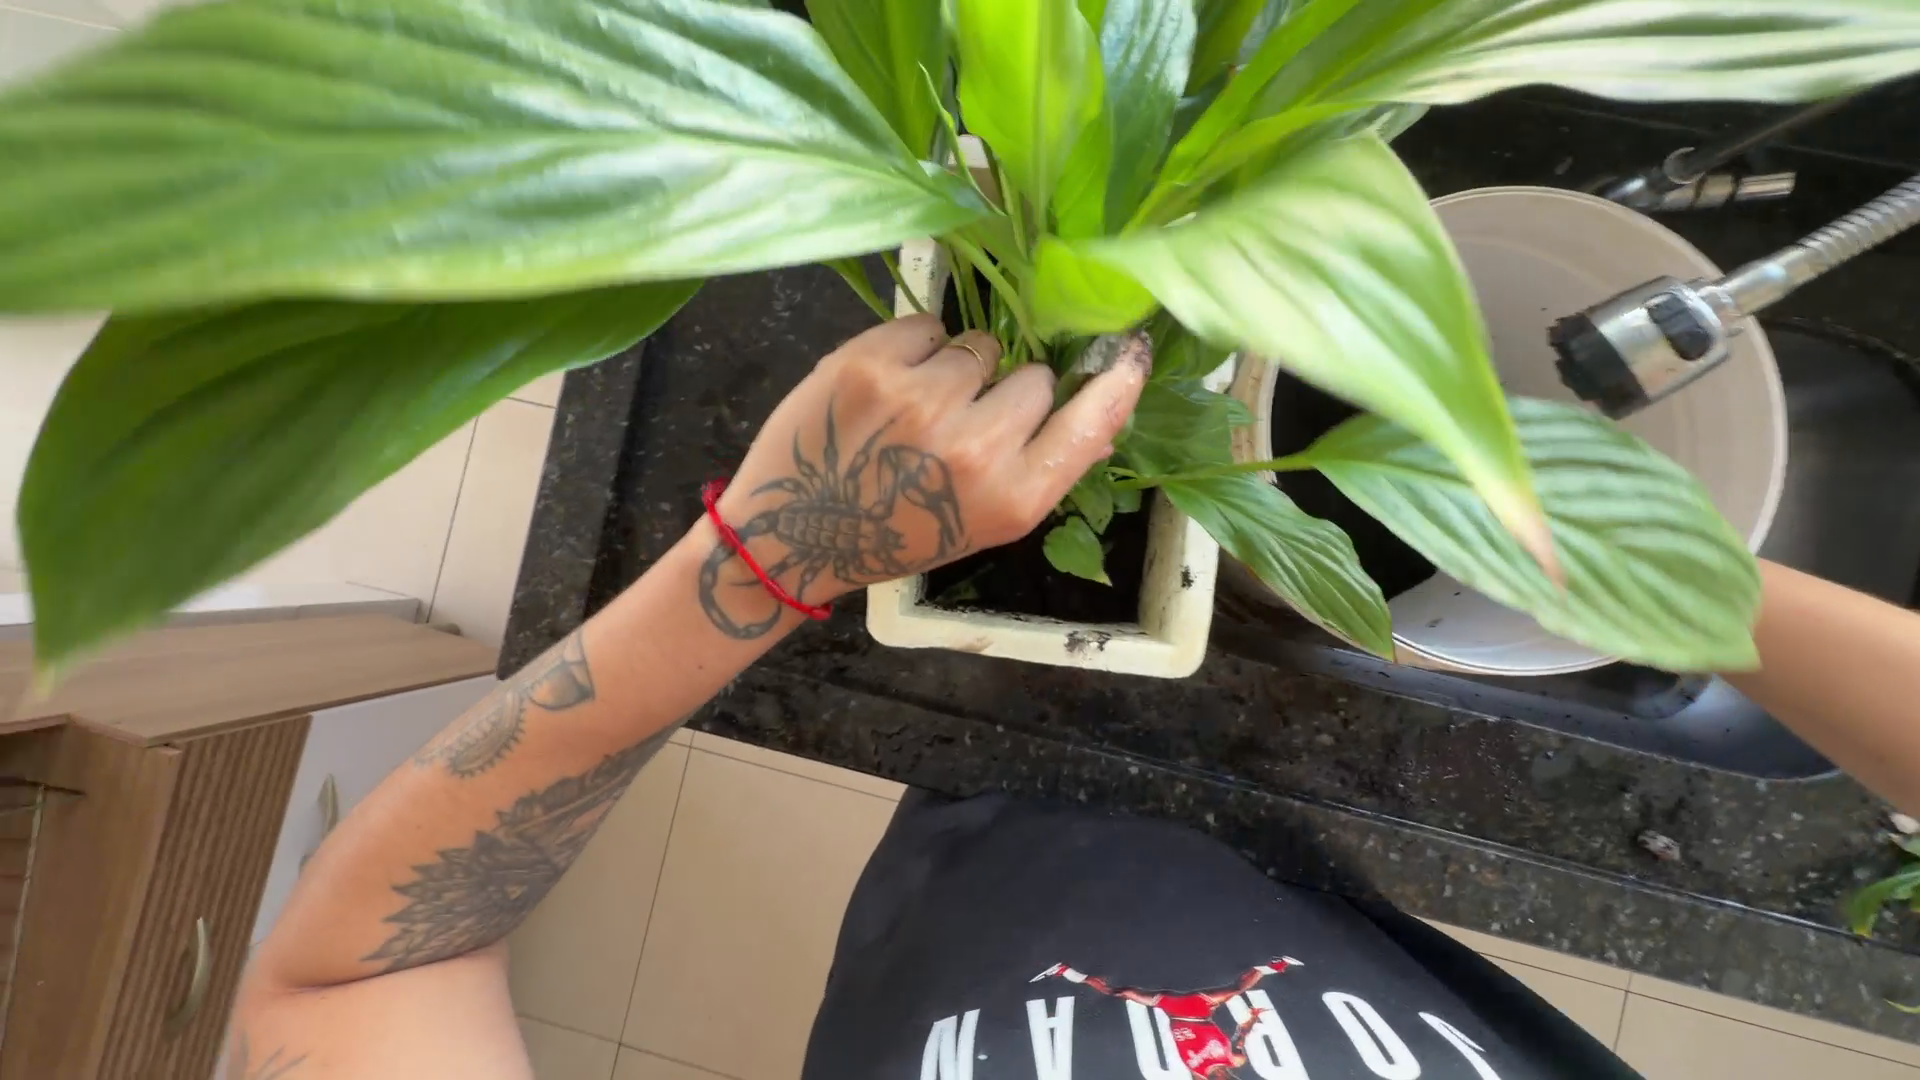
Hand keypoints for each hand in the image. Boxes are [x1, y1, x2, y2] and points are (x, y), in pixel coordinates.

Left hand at [696, 314, 1149, 638]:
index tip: (1129, 354)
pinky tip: (888, 390)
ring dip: (959, 371)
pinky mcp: (871, 362)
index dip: (1114, 384)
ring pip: (980, 347)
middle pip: (1034, 377)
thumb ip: (1044, 471)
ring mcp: (921, 400)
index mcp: (1011, 500)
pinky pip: (929, 326)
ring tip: (916, 411)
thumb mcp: (983, 526)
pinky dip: (914, 350)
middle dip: (1007, 394)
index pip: (1090, 423)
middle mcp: (975, 449)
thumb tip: (1105, 418)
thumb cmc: (898, 533)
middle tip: (962, 425)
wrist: (796, 533)